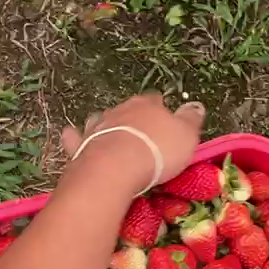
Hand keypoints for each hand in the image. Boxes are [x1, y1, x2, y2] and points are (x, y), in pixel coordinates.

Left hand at [62, 94, 205, 193]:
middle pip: (127, 109)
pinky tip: (72, 136)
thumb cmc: (157, 151)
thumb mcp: (186, 136)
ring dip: (106, 124)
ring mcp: (97, 126)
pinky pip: (75, 137)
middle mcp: (120, 110)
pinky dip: (74, 136)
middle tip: (140, 131)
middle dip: (132, 117)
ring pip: (101, 119)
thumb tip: (196, 105)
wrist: (116, 168)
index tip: (165, 118)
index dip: (160, 109)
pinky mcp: (80, 145)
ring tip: (111, 134)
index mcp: (147, 105)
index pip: (155, 100)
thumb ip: (191, 119)